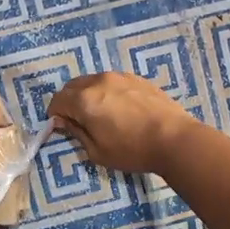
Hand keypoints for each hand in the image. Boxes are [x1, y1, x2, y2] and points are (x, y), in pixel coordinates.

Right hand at [49, 72, 201, 174]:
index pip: (57, 100)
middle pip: (73, 86)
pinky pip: (112, 82)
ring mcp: (120, 76)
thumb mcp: (97, 152)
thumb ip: (77, 133)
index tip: (62, 127)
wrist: (174, 139)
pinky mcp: (137, 78)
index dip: (55, 115)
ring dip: (89, 95)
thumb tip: (65, 122)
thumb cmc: (132, 150)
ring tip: (102, 115)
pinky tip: (120, 109)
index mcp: (84, 100)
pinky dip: (108, 92)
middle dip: (70, 102)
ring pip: (93, 81)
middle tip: (79, 121)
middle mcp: (98, 81)